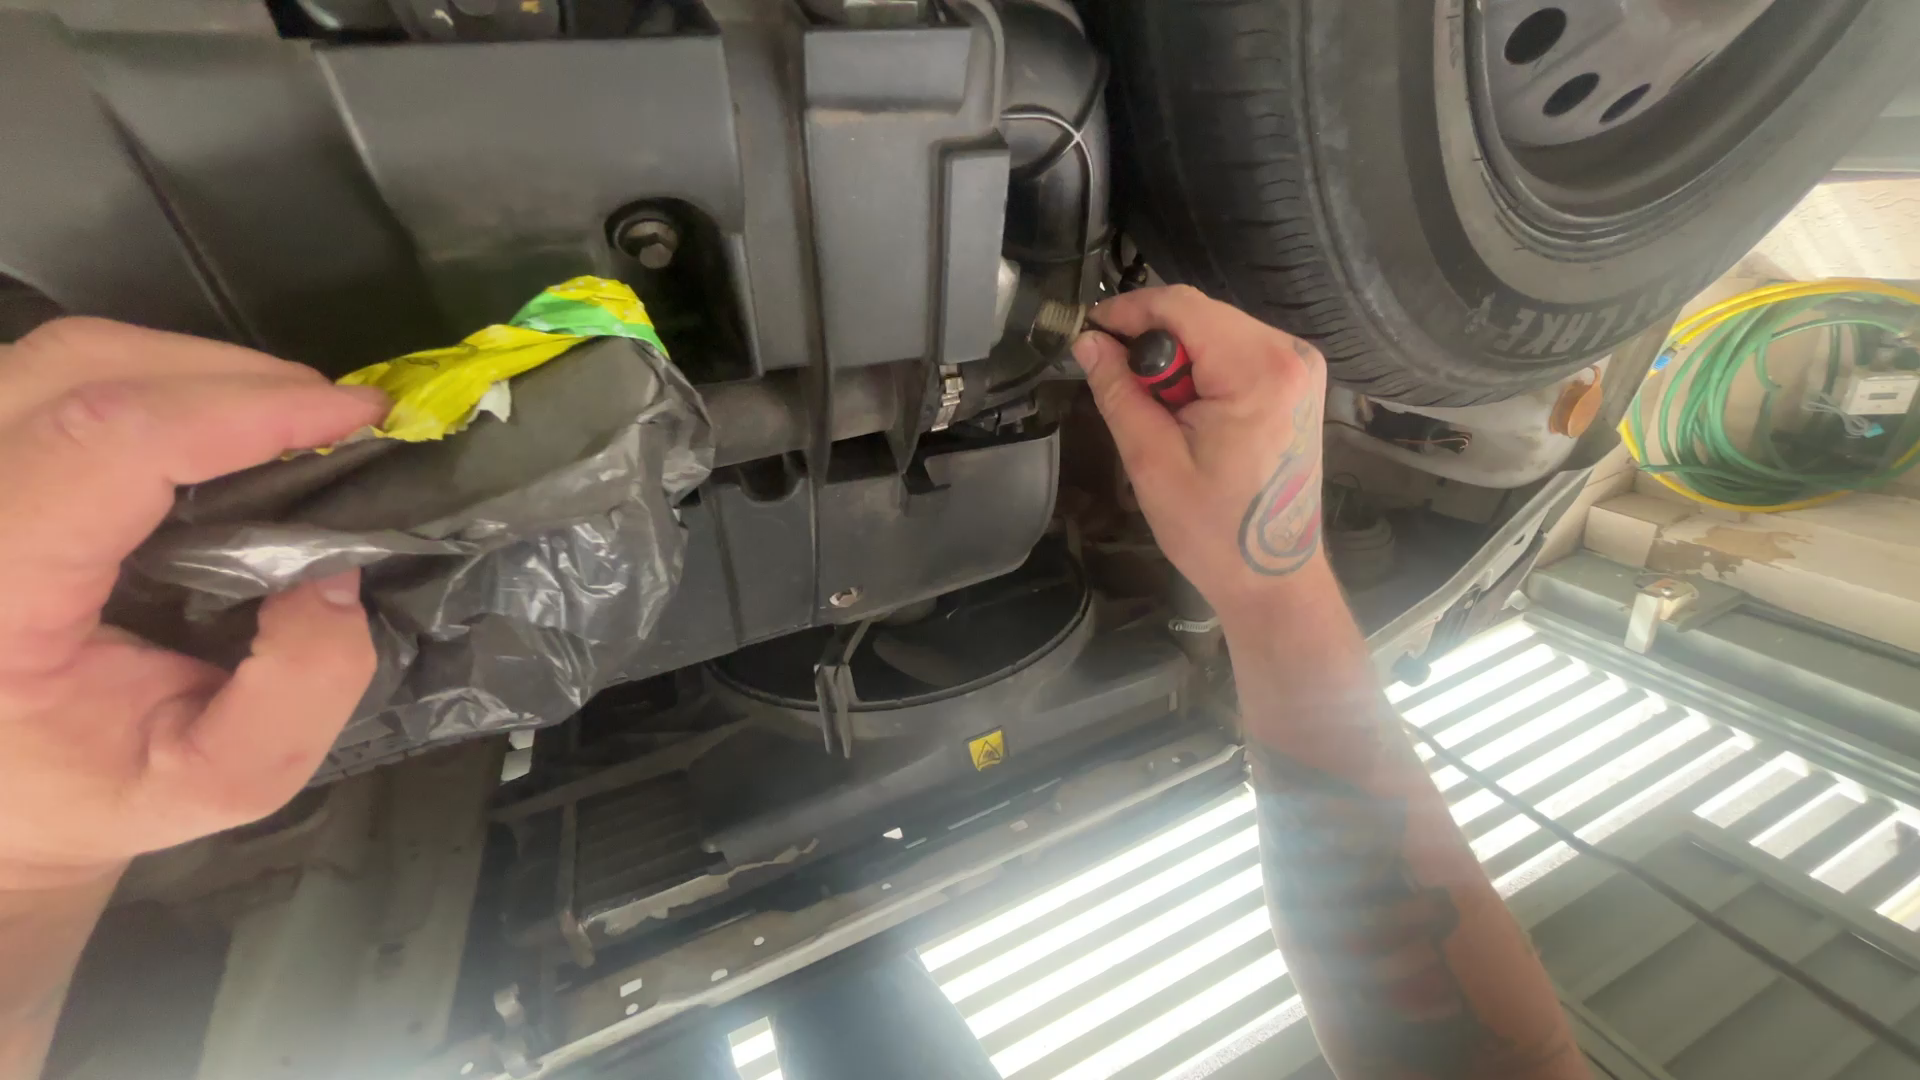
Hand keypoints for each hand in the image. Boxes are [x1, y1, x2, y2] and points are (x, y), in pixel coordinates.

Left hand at [0, 318, 388, 890]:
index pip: (104, 444)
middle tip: (341, 416)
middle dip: (237, 376)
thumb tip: (333, 574)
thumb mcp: (235, 776)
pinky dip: (170, 382)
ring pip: (65, 358)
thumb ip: (308, 687)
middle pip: (77, 372)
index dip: (245, 410)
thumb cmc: (103, 790)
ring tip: (298, 418)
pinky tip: (234, 425)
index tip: (360, 414)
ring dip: (206, 370)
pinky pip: (60, 379)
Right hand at [1071, 286, 1327, 624]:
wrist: (1272, 575)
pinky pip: (1234, 353)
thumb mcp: (1151, 461)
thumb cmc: (1211, 529)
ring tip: (1154, 410)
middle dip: (1151, 342)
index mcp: (1258, 370)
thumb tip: (1088, 343)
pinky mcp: (1296, 383)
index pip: (1181, 306)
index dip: (1127, 311)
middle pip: (1201, 315)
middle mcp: (1290, 353)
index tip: (1088, 333)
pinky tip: (1186, 411)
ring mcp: (1299, 366)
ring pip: (1215, 331)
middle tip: (1118, 385)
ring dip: (1174, 359)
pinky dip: (1200, 371)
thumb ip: (1119, 393)